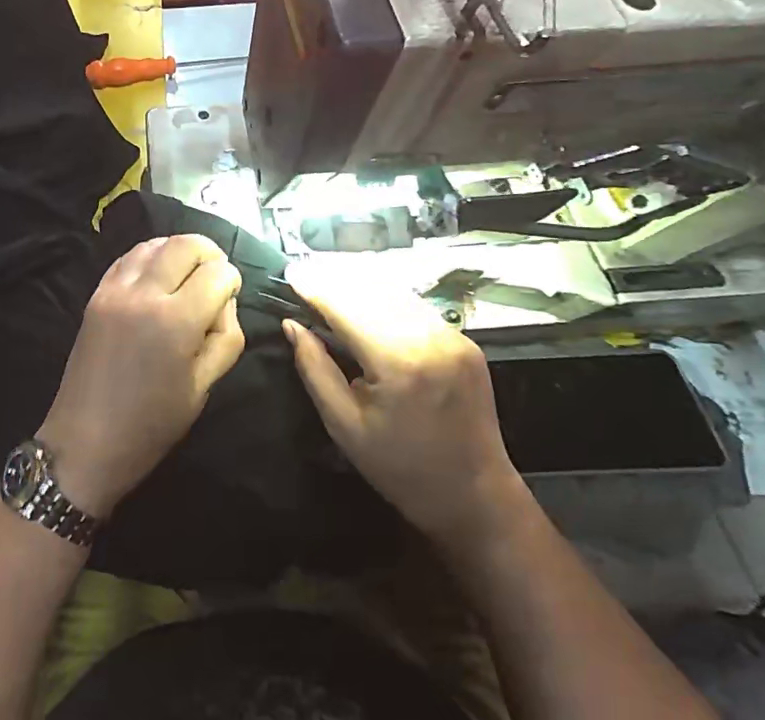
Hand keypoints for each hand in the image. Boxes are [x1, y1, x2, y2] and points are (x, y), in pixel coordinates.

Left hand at [37, 235, 245, 516]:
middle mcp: (145, 294)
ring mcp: (115, 291)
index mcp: (176, 321)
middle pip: (188, 244)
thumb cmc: (152, 424)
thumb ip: (226, 336)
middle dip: (211, 255)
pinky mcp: (96, 295)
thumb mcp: (204, 386)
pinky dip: (151, 256)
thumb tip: (225, 302)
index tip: (230, 299)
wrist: (85, 444)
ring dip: (180, 252)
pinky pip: (128, 257)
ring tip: (188, 276)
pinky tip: (159, 278)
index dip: (233, 281)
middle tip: (215, 279)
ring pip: (156, 243)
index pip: (218, 273)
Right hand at [283, 264, 523, 544]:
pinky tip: (367, 299)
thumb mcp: (345, 426)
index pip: (348, 307)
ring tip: (329, 279)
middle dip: (336, 278)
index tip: (291, 274)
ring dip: (362, 283)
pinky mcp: (466, 341)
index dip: (317, 287)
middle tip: (305, 271)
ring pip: (398, 293)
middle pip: (373, 290)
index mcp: (398, 362)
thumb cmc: (400, 468)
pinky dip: (388, 298)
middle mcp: (430, 338)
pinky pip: (417, 308)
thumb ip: (315, 370)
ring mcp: (454, 336)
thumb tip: (293, 326)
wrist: (473, 493)